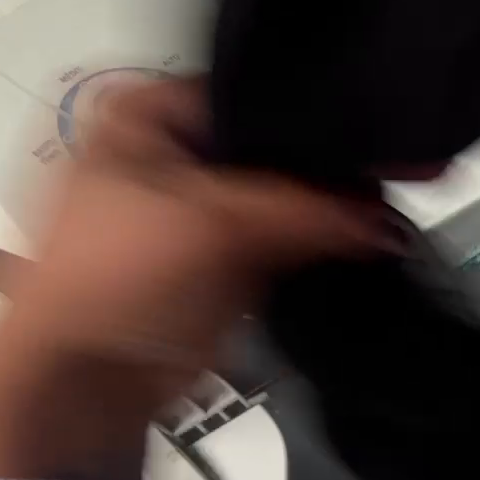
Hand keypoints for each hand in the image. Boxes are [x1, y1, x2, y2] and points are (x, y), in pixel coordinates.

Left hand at [0, 78, 396, 479]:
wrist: (96, 374)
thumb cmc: (106, 286)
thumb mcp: (212, 223)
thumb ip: (306, 213)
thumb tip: (383, 222)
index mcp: (148, 118)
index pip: (255, 106)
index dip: (314, 134)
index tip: (370, 168)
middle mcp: (178, 160)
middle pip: (281, 159)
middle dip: (331, 188)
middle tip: (380, 208)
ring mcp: (208, 214)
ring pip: (294, 207)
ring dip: (332, 226)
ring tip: (374, 236)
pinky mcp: (235, 264)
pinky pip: (297, 248)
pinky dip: (325, 254)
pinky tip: (355, 257)